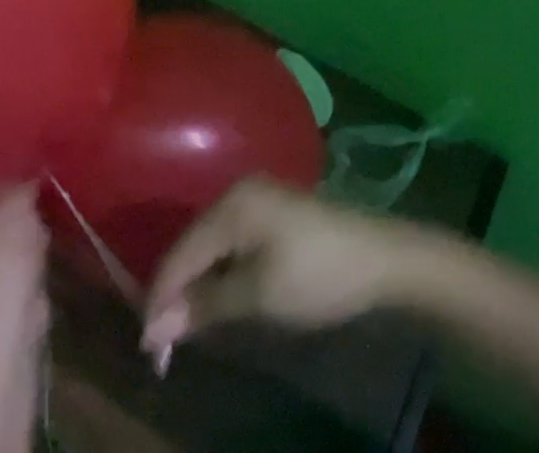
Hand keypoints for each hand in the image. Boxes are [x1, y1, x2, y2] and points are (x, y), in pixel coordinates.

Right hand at [141, 177, 426, 355]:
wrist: (389, 259)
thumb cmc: (319, 274)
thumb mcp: (259, 296)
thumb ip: (206, 306)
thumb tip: (157, 328)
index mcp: (230, 204)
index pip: (179, 253)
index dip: (160, 299)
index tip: (148, 345)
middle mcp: (238, 192)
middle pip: (193, 245)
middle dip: (177, 292)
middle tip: (165, 341)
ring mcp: (260, 198)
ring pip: (212, 245)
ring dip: (199, 284)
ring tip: (188, 323)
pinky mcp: (277, 212)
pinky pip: (233, 242)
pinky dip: (222, 271)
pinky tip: (220, 296)